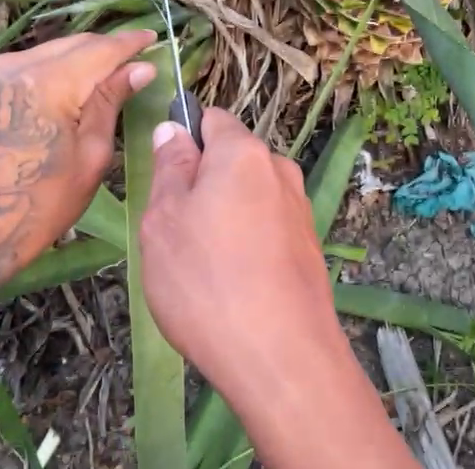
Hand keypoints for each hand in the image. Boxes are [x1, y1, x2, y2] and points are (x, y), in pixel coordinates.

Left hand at [0, 31, 155, 279]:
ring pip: (53, 50)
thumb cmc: (42, 203)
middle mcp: (17, 66)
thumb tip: (142, 67)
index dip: (130, 43)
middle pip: (75, 44)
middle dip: (107, 49)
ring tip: (108, 72)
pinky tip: (72, 83)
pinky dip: (55, 67)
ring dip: (81, 57)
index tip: (153, 36)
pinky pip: (30, 62)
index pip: (100, 50)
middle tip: (137, 57)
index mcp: (48, 84)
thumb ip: (112, 101)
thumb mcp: (91, 154)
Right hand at [137, 109, 341, 397]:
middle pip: (232, 160)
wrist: (281, 354)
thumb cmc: (207, 281)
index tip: (165, 179)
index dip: (184, 140)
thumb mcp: (164, 221)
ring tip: (203, 269)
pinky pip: (268, 229)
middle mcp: (279, 170)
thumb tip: (172, 129)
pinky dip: (249, 245)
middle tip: (175, 233)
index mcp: (244, 153)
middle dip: (203, 185)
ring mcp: (299, 209)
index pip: (212, 119)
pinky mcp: (309, 246)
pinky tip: (233, 286)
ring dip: (225, 218)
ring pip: (249, 197)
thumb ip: (169, 168)